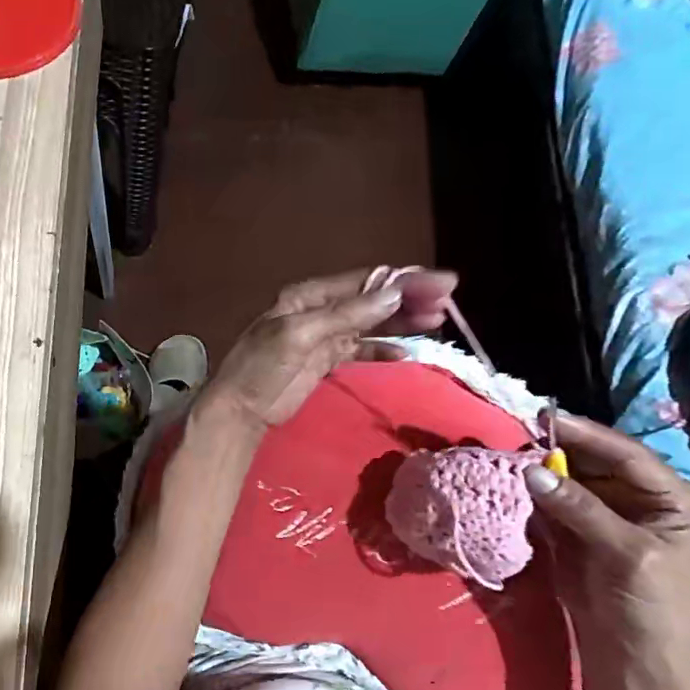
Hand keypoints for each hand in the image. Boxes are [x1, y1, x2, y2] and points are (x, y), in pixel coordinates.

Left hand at [197, 267, 458, 431]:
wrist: (239, 409)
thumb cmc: (262, 367)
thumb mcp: (300, 335)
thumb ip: (346, 316)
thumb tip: (392, 293)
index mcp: (310, 295)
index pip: (366, 282)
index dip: (405, 281)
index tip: (444, 283)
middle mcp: (320, 310)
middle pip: (373, 299)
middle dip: (410, 299)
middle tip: (449, 301)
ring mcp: (324, 336)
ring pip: (372, 323)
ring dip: (403, 322)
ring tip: (438, 322)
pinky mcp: (326, 360)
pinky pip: (362, 349)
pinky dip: (383, 349)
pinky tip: (406, 352)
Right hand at [523, 414, 689, 648]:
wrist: (631, 657)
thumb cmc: (648, 604)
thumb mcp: (624, 552)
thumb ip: (579, 508)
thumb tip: (531, 469)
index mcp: (671, 498)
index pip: (626, 454)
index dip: (586, 434)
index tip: (545, 417)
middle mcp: (638, 498)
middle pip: (595, 461)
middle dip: (558, 447)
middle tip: (519, 430)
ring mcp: (604, 513)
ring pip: (569, 477)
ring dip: (541, 467)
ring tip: (509, 450)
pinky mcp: (576, 529)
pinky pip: (551, 500)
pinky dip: (532, 490)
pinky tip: (512, 478)